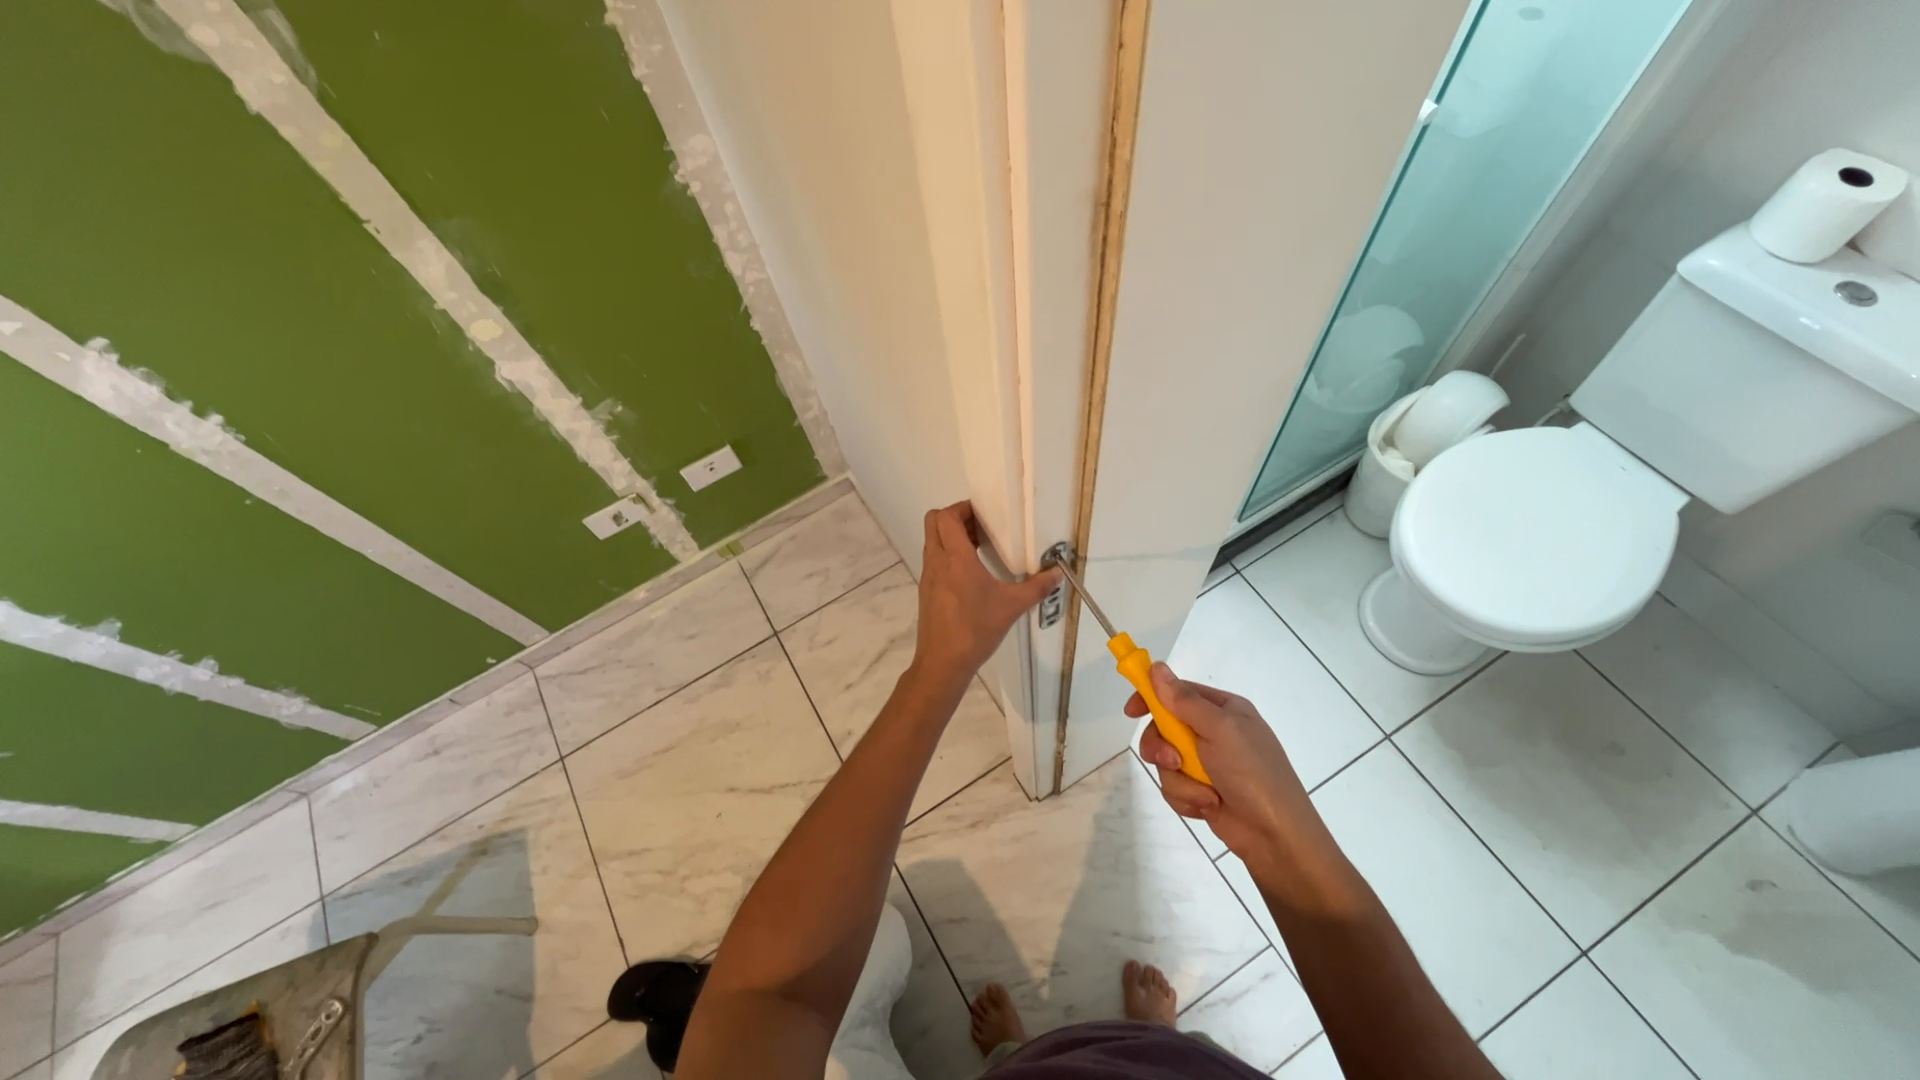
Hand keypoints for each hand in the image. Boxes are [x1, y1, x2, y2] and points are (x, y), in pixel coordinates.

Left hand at [911, 501, 1059, 681]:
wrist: (943, 662)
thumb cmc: (975, 629)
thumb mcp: (1012, 606)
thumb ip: (1037, 587)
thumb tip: (1058, 574)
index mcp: (954, 558)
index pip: (946, 516)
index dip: (962, 508)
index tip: (984, 514)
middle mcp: (936, 561)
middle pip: (934, 523)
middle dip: (956, 518)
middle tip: (982, 527)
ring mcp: (928, 577)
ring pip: (933, 542)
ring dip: (952, 537)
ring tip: (980, 548)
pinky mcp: (927, 591)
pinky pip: (934, 561)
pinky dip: (949, 556)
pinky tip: (972, 574)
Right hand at [1132, 663, 1322, 868]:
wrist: (1274, 835)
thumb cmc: (1253, 773)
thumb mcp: (1220, 730)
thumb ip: (1184, 701)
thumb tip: (1156, 667)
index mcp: (1223, 709)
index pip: (1177, 692)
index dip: (1151, 698)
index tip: (1131, 712)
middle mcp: (1213, 732)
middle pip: (1163, 728)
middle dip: (1162, 748)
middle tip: (1172, 761)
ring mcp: (1206, 763)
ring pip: (1164, 762)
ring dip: (1181, 781)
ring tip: (1205, 795)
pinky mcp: (1199, 790)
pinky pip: (1173, 787)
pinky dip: (1186, 799)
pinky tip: (1208, 807)